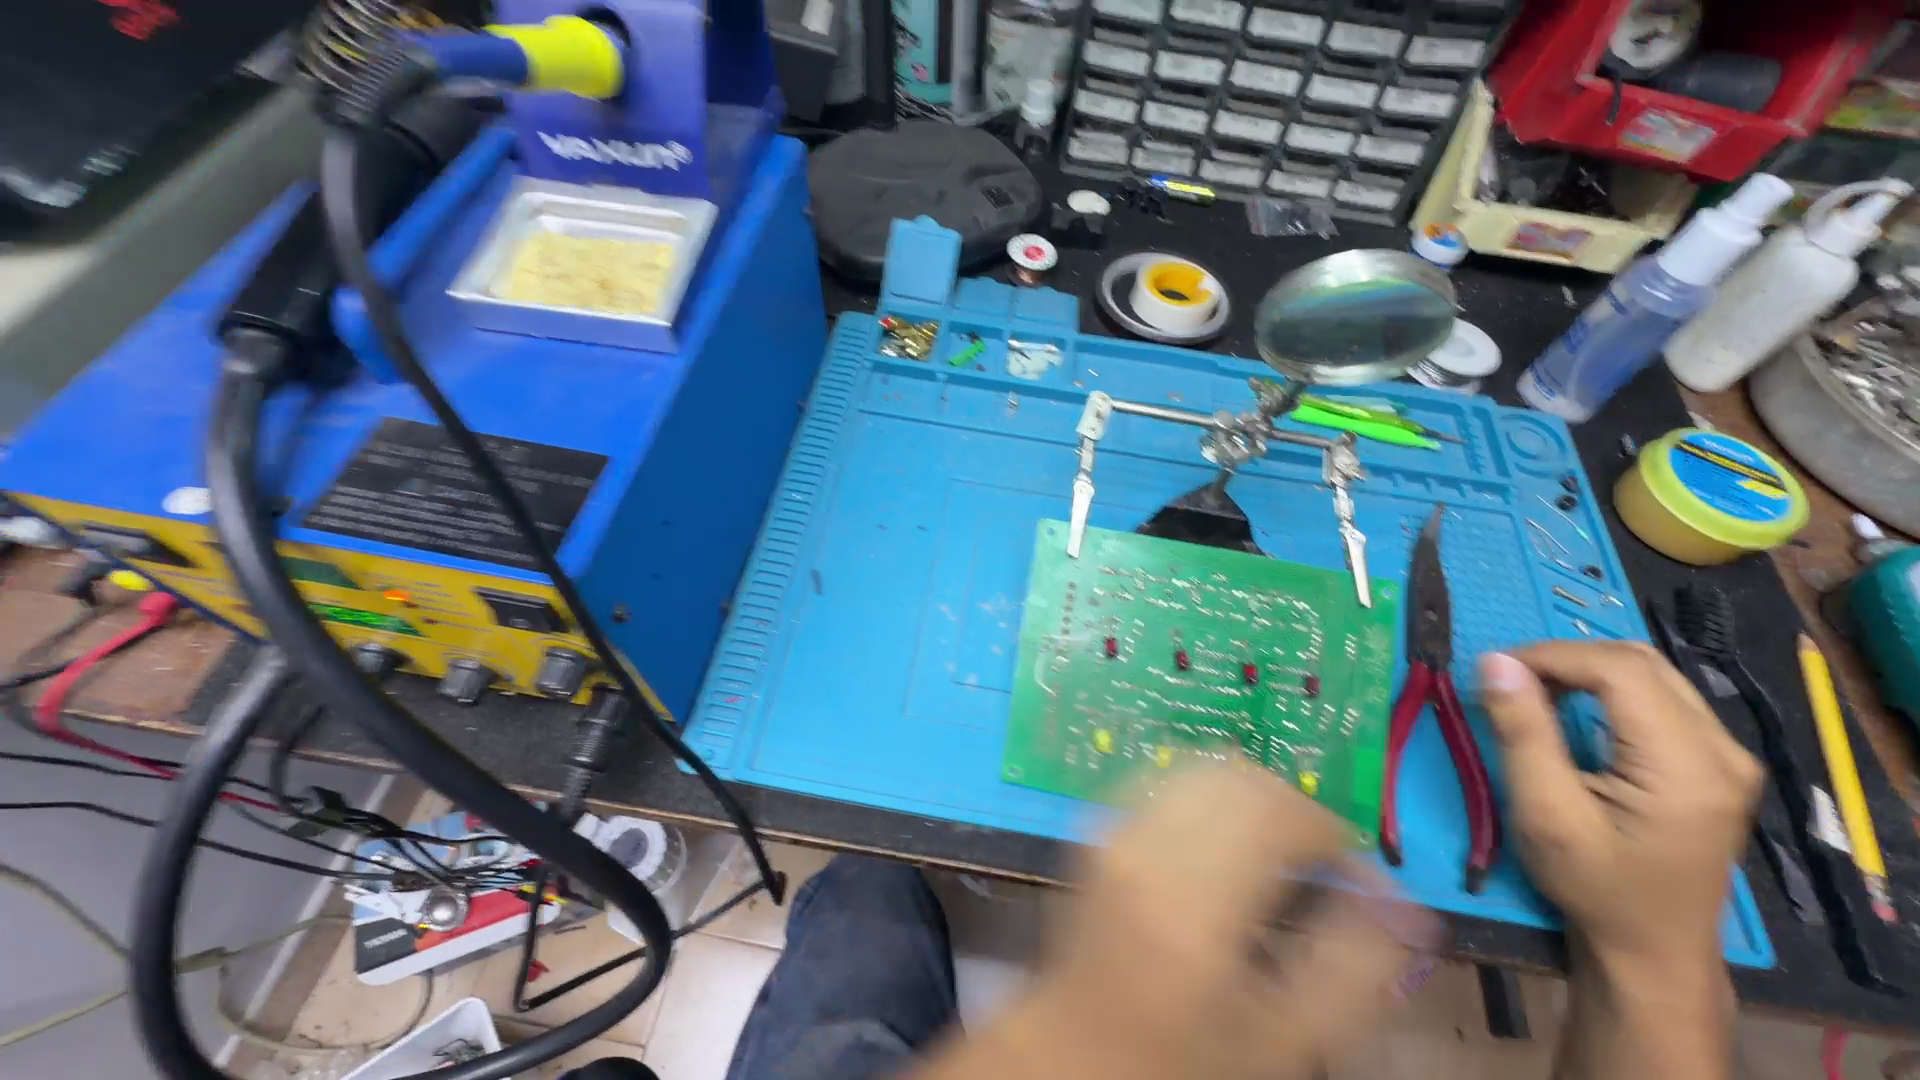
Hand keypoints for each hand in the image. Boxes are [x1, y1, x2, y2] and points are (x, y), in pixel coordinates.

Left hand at [916, 764, 1437, 1079]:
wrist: (1071, 1049)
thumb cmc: (1180, 1059)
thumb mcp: (1282, 1044)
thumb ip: (1351, 974)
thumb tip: (1405, 913)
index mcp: (1192, 901)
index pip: (1276, 814)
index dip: (1332, 832)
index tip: (1357, 874)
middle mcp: (1146, 846)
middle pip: (1239, 777)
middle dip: (1295, 807)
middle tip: (1323, 860)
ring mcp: (1111, 829)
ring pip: (1201, 767)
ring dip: (1253, 795)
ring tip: (1280, 850)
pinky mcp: (1096, 826)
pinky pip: (1166, 781)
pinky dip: (1209, 794)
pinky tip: (1227, 840)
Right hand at [1478, 643, 1763, 977]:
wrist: (1652, 947)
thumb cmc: (1593, 886)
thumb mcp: (1544, 813)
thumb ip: (1523, 732)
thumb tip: (1495, 662)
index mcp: (1686, 766)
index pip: (1620, 670)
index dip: (1551, 656)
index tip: (1494, 671)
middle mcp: (1723, 750)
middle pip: (1640, 662)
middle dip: (1565, 658)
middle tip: (1509, 681)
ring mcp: (1727, 754)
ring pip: (1651, 672)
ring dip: (1585, 669)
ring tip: (1535, 693)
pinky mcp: (1717, 760)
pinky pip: (1661, 695)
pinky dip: (1607, 687)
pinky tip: (1573, 710)